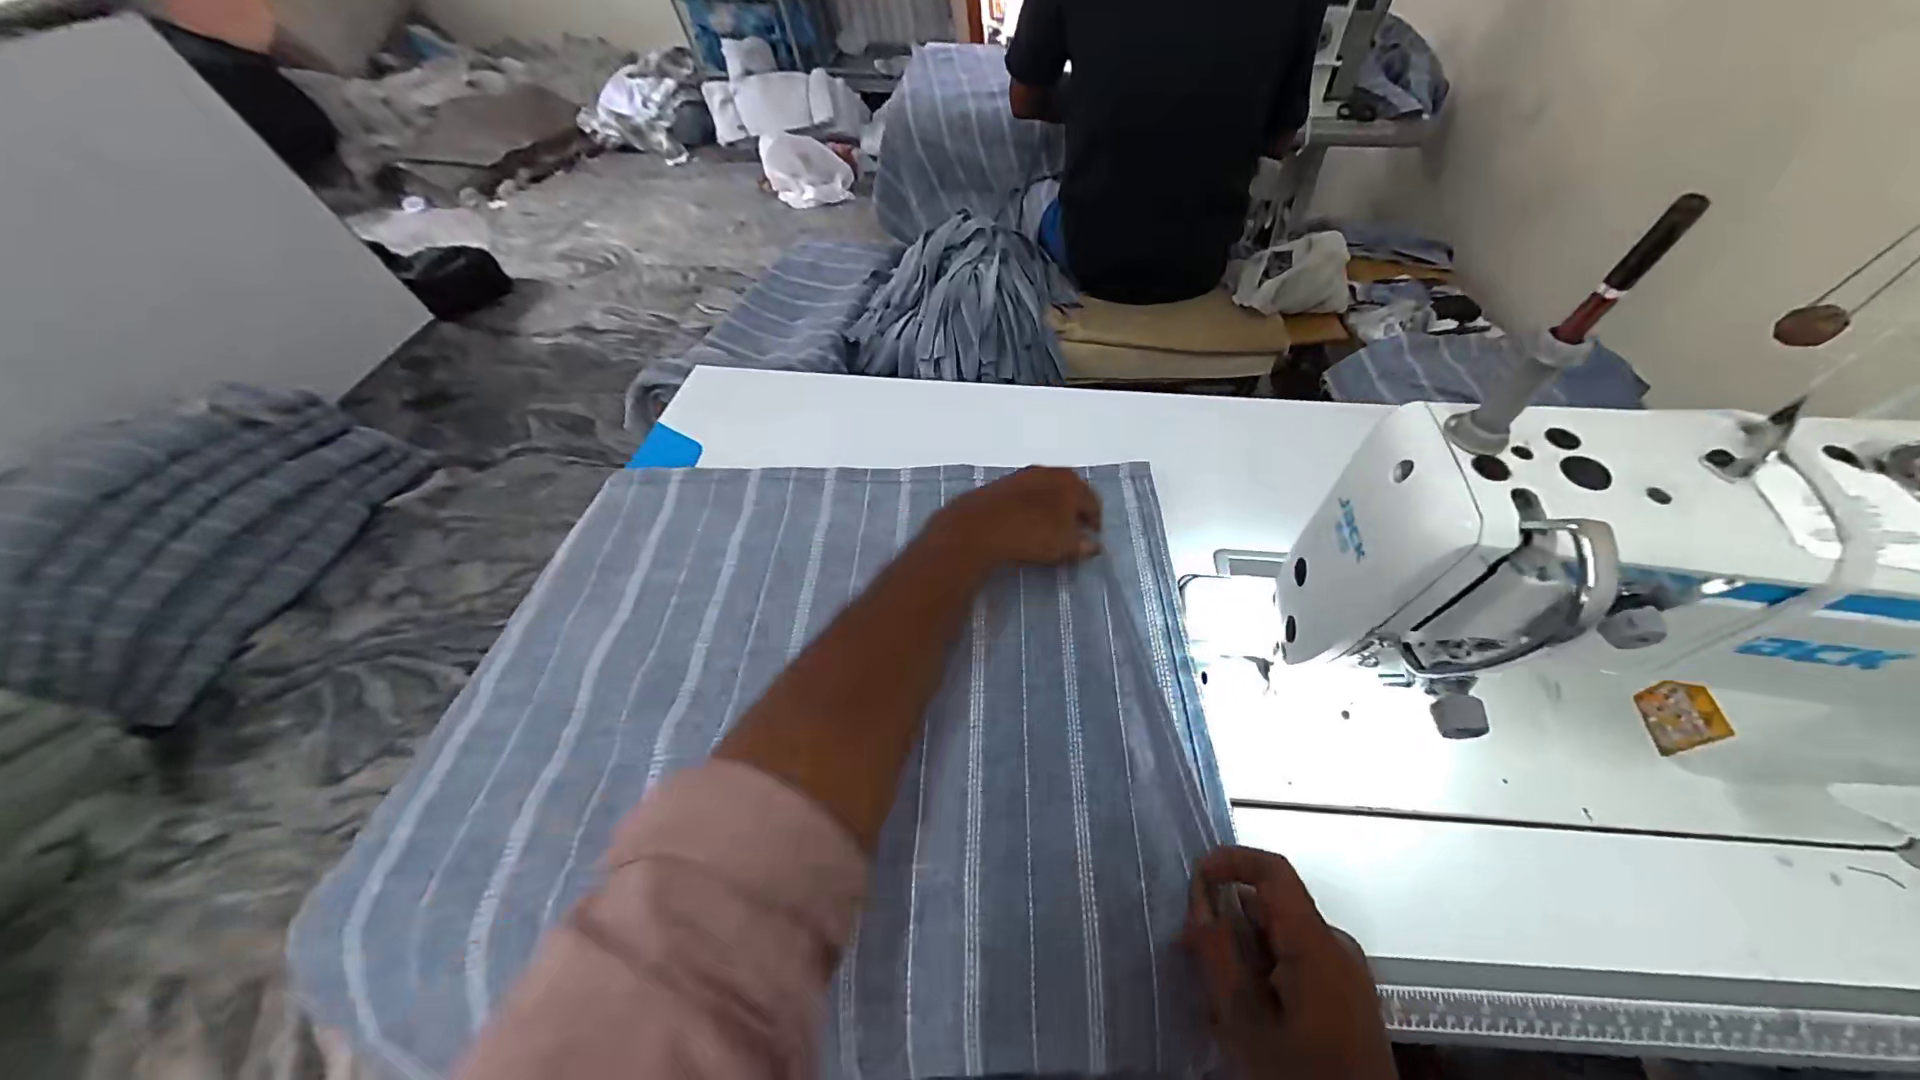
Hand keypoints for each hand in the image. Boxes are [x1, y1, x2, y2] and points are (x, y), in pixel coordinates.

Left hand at [930, 467, 1101, 568]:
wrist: (980, 526)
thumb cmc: (1032, 534)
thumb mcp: (1064, 546)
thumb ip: (1082, 544)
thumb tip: (1092, 545)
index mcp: (1071, 482)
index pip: (1093, 503)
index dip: (1095, 522)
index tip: (1093, 536)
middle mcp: (1049, 472)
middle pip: (1070, 493)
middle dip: (1073, 512)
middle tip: (1073, 531)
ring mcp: (1023, 476)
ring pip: (1046, 492)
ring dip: (1051, 508)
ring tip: (1049, 529)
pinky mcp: (1001, 484)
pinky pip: (1024, 497)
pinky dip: (1030, 508)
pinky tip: (1025, 523)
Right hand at [1183, 846, 1395, 1079]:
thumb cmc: (1303, 1076)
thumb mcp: (1245, 1020)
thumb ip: (1218, 953)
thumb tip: (1201, 902)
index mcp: (1318, 945)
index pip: (1274, 871)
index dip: (1231, 861)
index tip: (1196, 877)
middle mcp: (1338, 949)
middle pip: (1271, 907)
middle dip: (1226, 921)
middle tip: (1192, 951)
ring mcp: (1346, 974)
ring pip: (1279, 936)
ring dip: (1241, 952)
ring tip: (1217, 995)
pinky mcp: (1346, 996)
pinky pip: (1294, 960)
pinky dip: (1263, 971)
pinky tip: (1246, 1011)